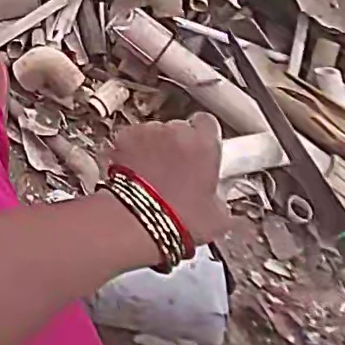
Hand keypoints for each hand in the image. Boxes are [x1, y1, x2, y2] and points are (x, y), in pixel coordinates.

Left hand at [104, 113, 232, 245]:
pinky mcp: (124, 135)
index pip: (208, 123)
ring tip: (155, 177)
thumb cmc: (181, 221)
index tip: (203, 150)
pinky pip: (133, 138)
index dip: (204, 136)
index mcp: (204, 143)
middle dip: (179, 145)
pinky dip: (134, 150)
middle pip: (179, 128)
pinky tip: (136, 173)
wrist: (139, 221)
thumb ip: (220, 193)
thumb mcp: (218, 216)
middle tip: (178, 172)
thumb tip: (217, 192)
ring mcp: (148, 130)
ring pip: (155, 133)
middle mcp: (176, 130)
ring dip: (156, 148)